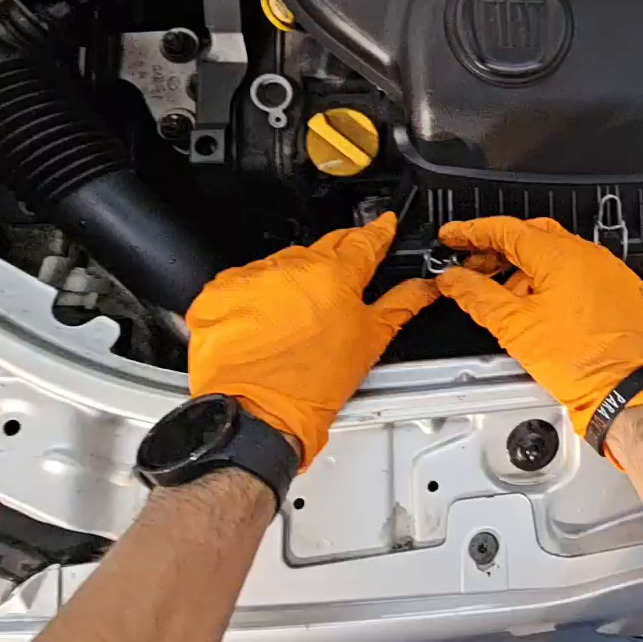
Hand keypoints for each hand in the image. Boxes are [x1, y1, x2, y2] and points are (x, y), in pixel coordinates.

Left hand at [185, 213, 435, 467]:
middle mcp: (293, 266)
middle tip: (346, 276)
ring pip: (284, 264)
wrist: (256, 416)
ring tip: (301, 314)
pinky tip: (266, 319)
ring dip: (296, 279)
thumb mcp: (371, 341)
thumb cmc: (312, 386)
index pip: (365, 239)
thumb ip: (401, 303)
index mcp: (336, 273)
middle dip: (339, 256)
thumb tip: (424, 287)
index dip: (380, 231)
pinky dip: (257, 294)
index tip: (384, 224)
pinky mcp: (218, 293)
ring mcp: (253, 277)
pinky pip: (244, 280)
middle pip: (325, 247)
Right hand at [435, 217, 642, 452]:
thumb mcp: (515, 327)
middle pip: (532, 236)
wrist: (625, 388)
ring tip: (504, 296)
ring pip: (556, 254)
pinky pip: (579, 271)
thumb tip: (455, 280)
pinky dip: (553, 280)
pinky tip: (540, 305)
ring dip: (525, 268)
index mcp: (560, 256)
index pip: (507, 229)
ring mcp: (607, 269)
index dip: (473, 231)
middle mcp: (588, 254)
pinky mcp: (619, 287)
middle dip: (498, 250)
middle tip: (473, 266)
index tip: (453, 236)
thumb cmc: (580, 362)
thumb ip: (478, 296)